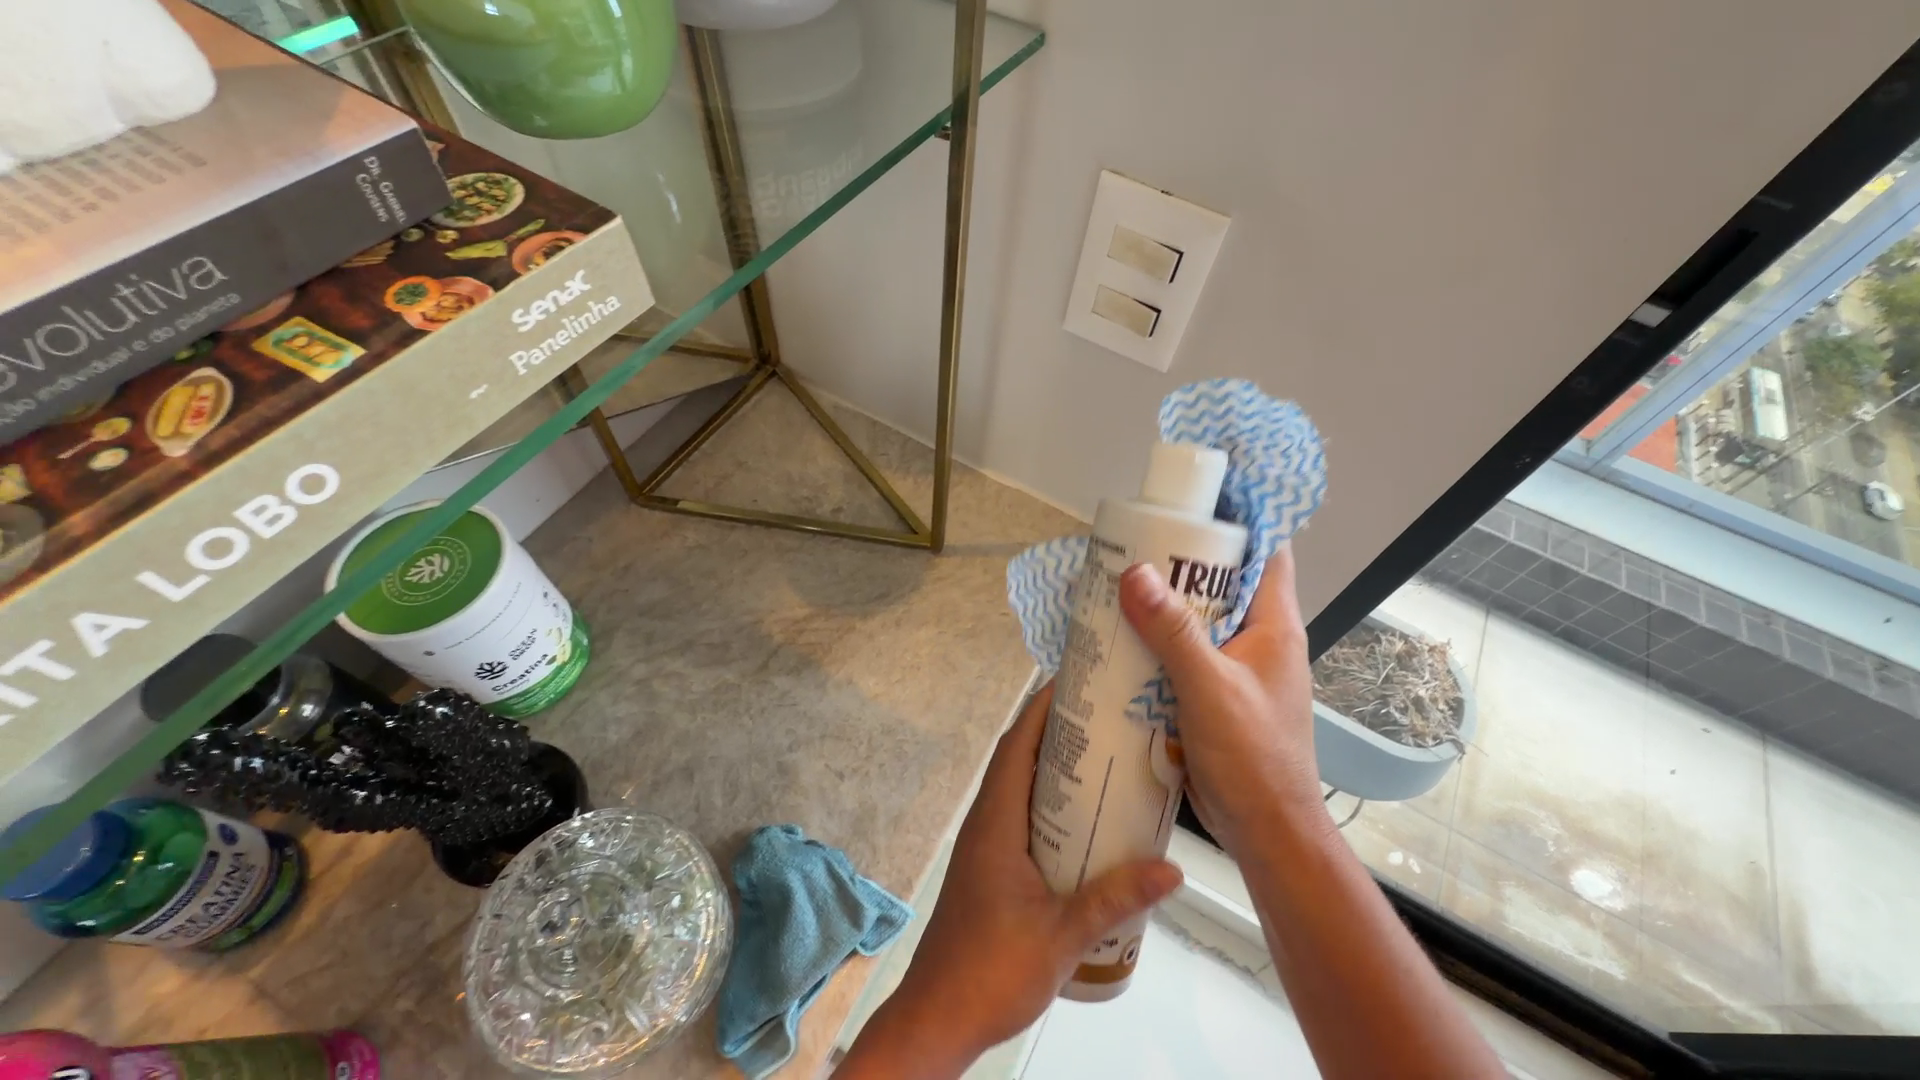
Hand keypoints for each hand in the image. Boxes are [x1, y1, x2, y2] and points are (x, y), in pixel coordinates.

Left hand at [836, 684, 1182, 1078]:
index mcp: (995, 823)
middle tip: (1108, 718)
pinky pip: (1020, 818)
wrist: (939, 1017)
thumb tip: (1172, 868)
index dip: (1041, 709)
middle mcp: (986, 825)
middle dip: (1056, 732)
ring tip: (1105, 760)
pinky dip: (1049, 804)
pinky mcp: (989, 871)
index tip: (1077, 683)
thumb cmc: (992, 970)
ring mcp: (985, 849)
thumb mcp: (1063, 935)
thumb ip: (1115, 900)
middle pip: (1018, 760)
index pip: (1016, 746)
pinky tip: (1086, 823)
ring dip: (1053, 768)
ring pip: (1019, 790)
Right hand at [1118, 545, 1324, 858]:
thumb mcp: (1210, 688)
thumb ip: (1174, 632)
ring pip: (1197, 623)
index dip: (1235, 522)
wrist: (1267, 832)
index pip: (1266, 552)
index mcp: (1275, 625)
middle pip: (1220, 585)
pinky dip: (1154, 649)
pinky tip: (1118, 646)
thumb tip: (1135, 572)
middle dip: (1178, 565)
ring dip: (1160, 610)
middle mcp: (1258, 640)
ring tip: (1113, 589)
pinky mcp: (1214, 698)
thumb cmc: (1254, 757)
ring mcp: (1235, 670)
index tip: (1187, 503)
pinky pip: (1182, 659)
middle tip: (1129, 546)